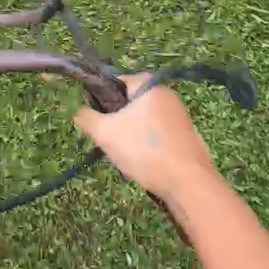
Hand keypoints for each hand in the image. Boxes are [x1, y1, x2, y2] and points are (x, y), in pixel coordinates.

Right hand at [73, 74, 219, 202]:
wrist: (190, 186)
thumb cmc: (145, 150)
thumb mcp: (104, 132)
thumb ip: (85, 117)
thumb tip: (77, 111)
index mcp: (149, 86)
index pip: (116, 82)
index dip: (101, 99)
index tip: (97, 119)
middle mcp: (168, 95)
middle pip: (130, 103)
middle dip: (117, 120)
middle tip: (110, 139)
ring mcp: (181, 118)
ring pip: (144, 121)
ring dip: (132, 135)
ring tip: (128, 155)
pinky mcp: (188, 139)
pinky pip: (159, 136)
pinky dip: (149, 147)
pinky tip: (146, 164)